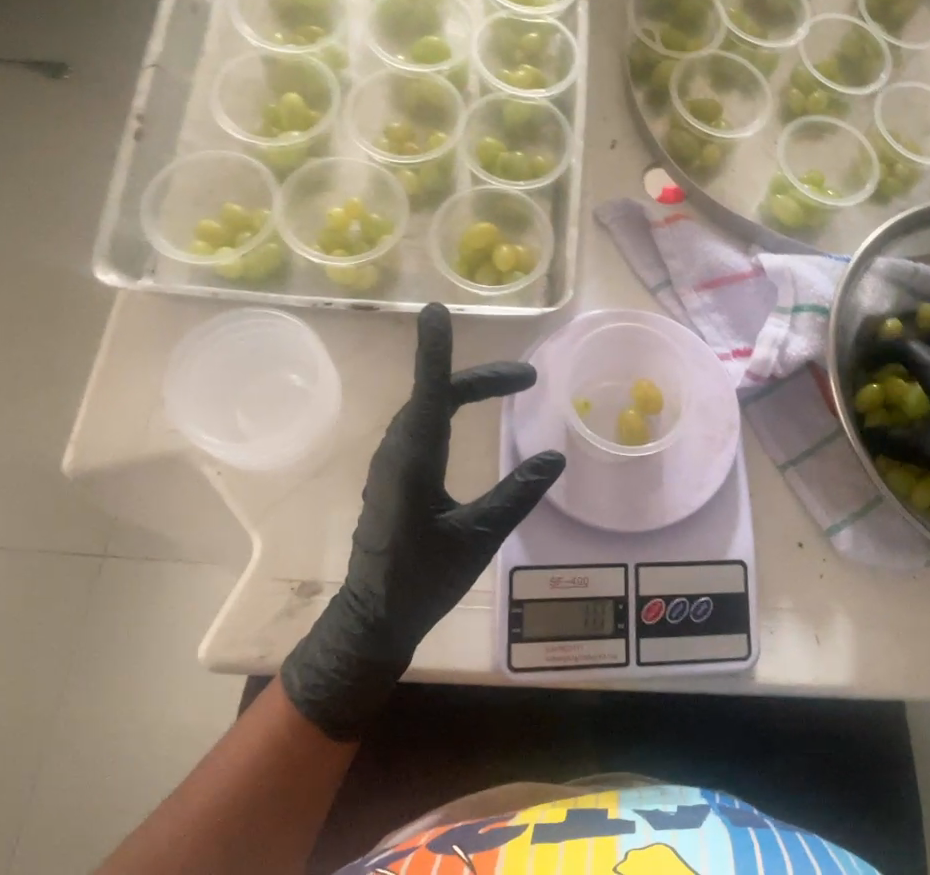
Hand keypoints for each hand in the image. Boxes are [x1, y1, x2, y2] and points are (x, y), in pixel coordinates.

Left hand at [281, 304, 564, 738]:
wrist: (372, 619)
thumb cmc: (422, 580)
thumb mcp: (478, 538)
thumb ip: (516, 494)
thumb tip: (556, 457)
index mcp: (414, 460)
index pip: (429, 391)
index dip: (436, 349)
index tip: (438, 310)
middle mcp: (398, 453)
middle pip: (435, 394)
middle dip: (481, 379)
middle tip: (529, 379)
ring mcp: (392, 465)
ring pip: (427, 411)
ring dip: (465, 392)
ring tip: (510, 389)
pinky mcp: (395, 480)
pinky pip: (422, 430)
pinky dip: (450, 412)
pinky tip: (466, 422)